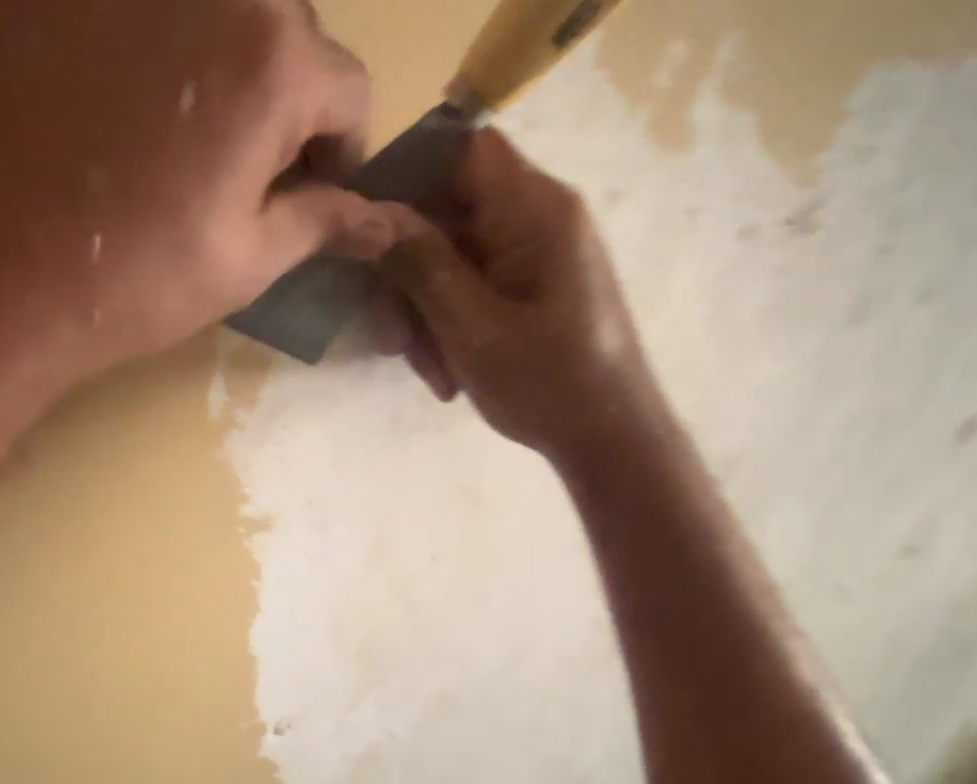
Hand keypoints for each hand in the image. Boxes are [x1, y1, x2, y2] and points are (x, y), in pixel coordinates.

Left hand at [0, 0, 382, 397]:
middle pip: (281, 28)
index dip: (339, 150)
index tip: (308, 191)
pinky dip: (131, 37)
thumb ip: (320, 222)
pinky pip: (119, 1)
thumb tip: (380, 220)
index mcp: (271, 56)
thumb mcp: (242, 264)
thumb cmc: (125, 282)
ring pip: (202, 5)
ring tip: (164, 125)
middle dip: (276, 93)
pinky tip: (94, 97)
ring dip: (209, 56)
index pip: (348, 89)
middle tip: (233, 161)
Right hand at [375, 129, 647, 457]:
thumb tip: (370, 213)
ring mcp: (535, 254)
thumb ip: (421, 265)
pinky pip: (471, 285)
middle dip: (409, 275)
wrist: (612, 442)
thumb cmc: (549, 384)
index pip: (462, 149)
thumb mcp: (472, 327)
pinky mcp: (530, 288)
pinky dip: (449, 325)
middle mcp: (537, 218)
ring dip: (425, 312)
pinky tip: (448, 374)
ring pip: (451, 257)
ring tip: (432, 373)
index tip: (364, 226)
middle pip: (447, 213)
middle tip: (394, 342)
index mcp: (535, 209)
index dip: (406, 174)